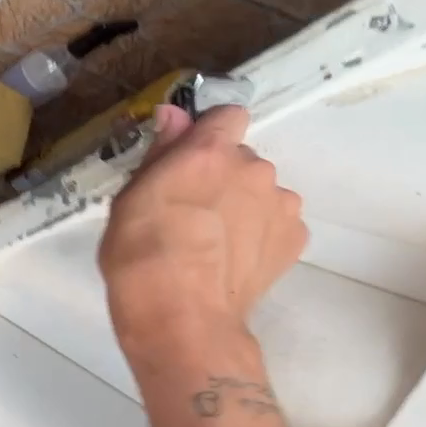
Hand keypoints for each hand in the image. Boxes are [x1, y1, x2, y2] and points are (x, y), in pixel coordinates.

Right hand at [99, 105, 307, 362]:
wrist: (179, 311)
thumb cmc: (137, 250)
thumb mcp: (129, 198)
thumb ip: (159, 153)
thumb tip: (174, 115)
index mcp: (208, 154)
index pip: (227, 115)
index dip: (206, 130)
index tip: (183, 152)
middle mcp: (254, 169)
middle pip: (239, 159)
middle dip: (215, 176)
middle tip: (181, 209)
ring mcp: (281, 204)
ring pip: (257, 191)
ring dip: (236, 204)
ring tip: (204, 240)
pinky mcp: (295, 236)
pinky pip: (272, 221)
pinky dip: (252, 231)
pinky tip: (224, 257)